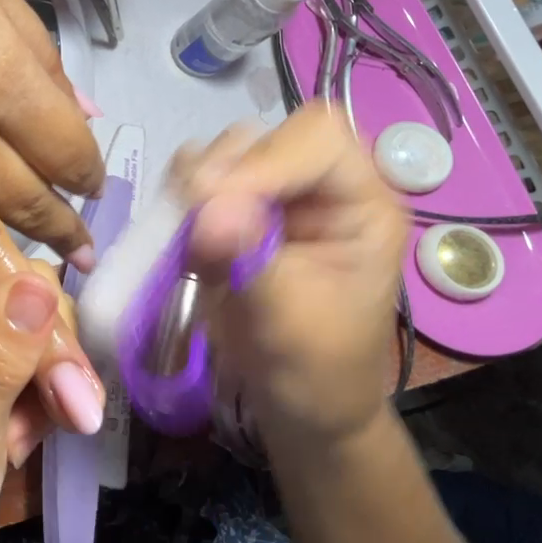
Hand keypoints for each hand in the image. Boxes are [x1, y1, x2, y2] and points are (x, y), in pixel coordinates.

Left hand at [0, 271, 65, 542]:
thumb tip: (36, 281)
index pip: (15, 284)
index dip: (52, 339)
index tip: (75, 402)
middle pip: (29, 304)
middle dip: (53, 366)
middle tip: (63, 425)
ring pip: (33, 338)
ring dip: (46, 390)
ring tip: (24, 445)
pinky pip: (21, 369)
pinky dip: (33, 405)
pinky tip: (19, 443)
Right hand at [177, 105, 409, 449]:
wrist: (299, 406)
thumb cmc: (316, 372)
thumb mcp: (290, 324)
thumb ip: (251, 260)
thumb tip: (209, 208)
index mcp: (360, 204)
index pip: (319, 140)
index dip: (268, 159)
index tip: (218, 201)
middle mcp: (319, 187)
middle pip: (266, 136)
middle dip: (225, 171)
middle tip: (195, 216)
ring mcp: (275, 195)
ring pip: (227, 151)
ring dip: (197, 183)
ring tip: (189, 232)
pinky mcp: (235, 208)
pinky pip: (198, 174)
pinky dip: (180, 194)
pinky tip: (181, 231)